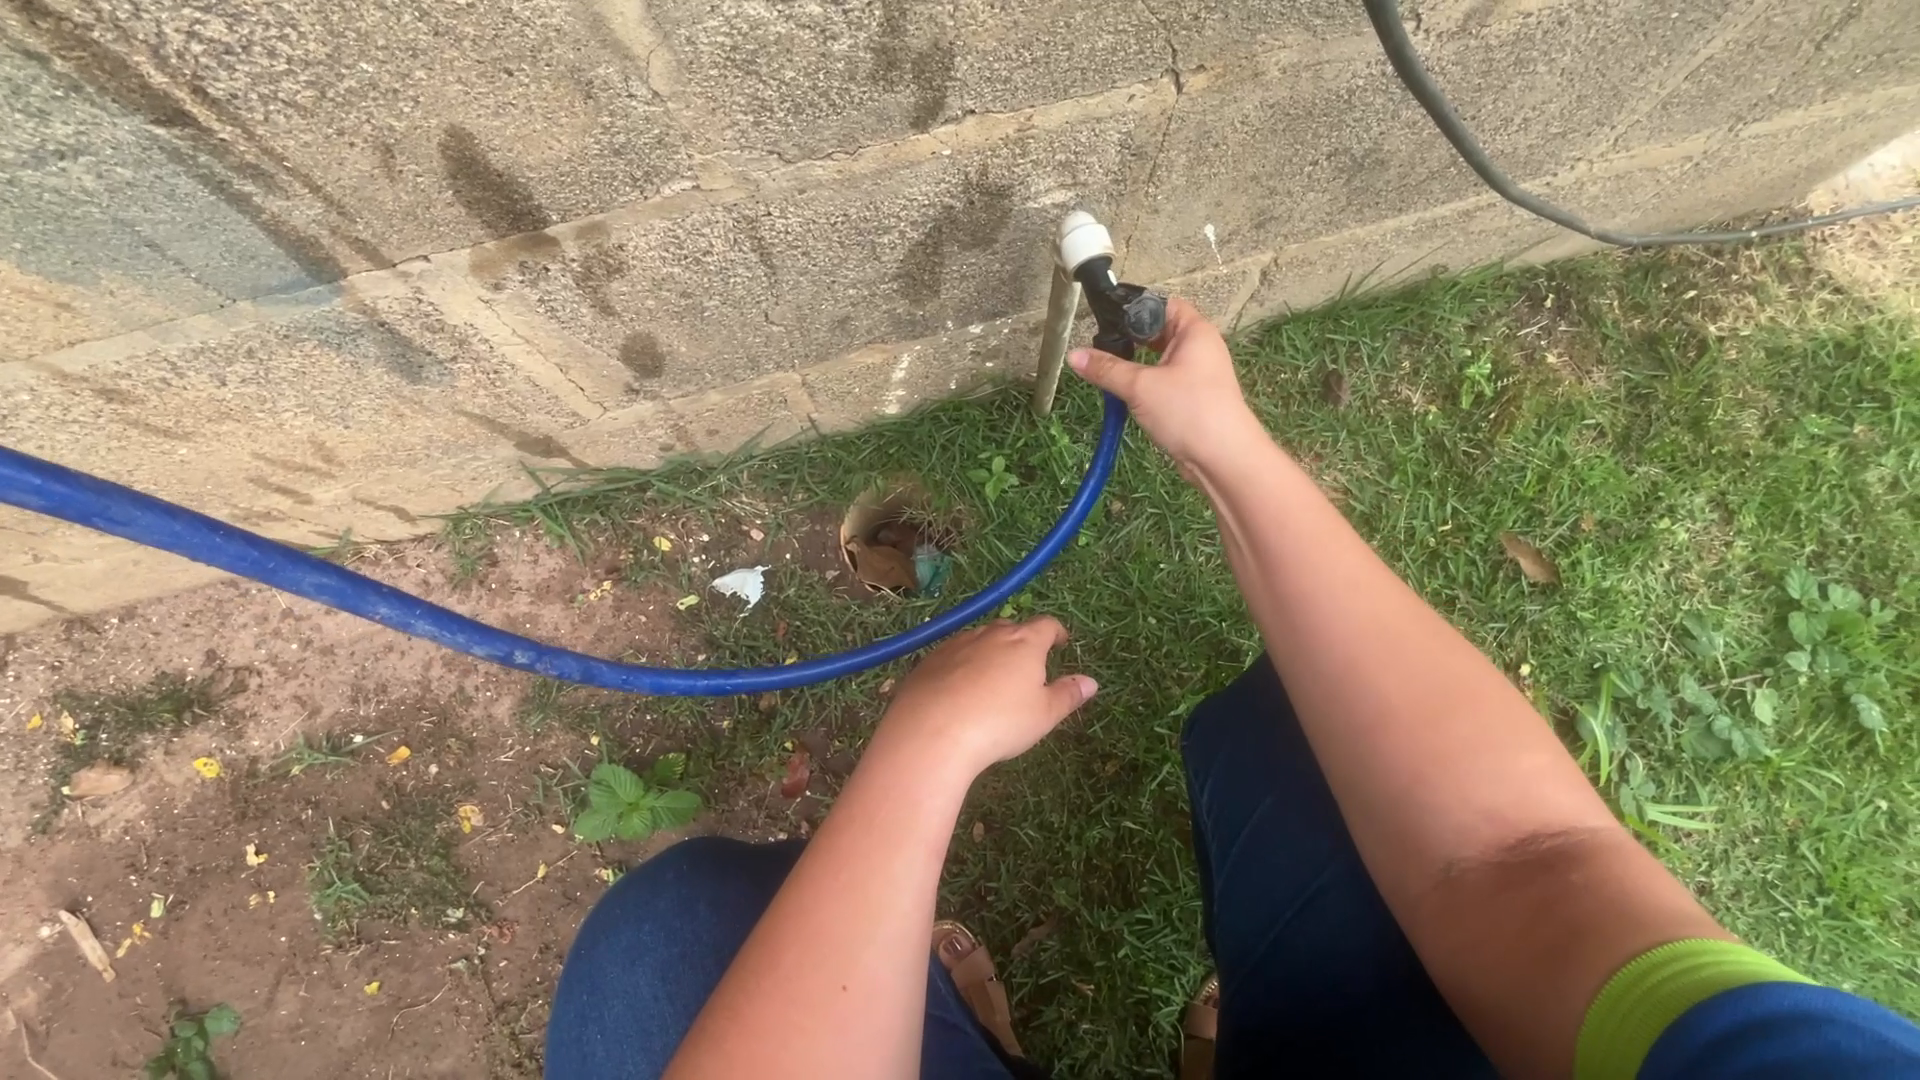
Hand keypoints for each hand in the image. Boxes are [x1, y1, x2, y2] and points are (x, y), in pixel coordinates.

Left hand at [875, 617, 1096, 779]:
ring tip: (993, 676)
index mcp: (1024, 642)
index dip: (1056, 632)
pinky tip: (959, 688)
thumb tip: (1091, 682)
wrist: (933, 730)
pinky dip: (962, 664)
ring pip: (980, 639)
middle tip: (1027, 662)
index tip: (1061, 642)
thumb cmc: (1000, 722)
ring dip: (990, 650)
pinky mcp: (929, 660)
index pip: (1046, 625)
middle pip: (1011, 627)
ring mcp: (956, 644)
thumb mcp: (1043, 714)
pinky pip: (953, 654)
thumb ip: (1068, 695)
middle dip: (1021, 640)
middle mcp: (990, 634)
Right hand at [1068, 297, 1266, 476]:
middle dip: (1130, 340)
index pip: (1161, 305)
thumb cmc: (1187, 411)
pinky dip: (1144, 386)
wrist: (1223, 459)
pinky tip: (1125, 396)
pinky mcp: (1192, 399)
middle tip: (1101, 349)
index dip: (1133, 309)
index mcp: (1194, 331)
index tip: (1104, 321)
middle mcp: (1199, 348)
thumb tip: (1074, 355)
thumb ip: (1106, 369)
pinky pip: (1163, 383)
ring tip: (1108, 373)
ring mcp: (1197, 375)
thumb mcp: (1140, 386)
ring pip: (1159, 361)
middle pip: (1158, 332)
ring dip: (1135, 367)